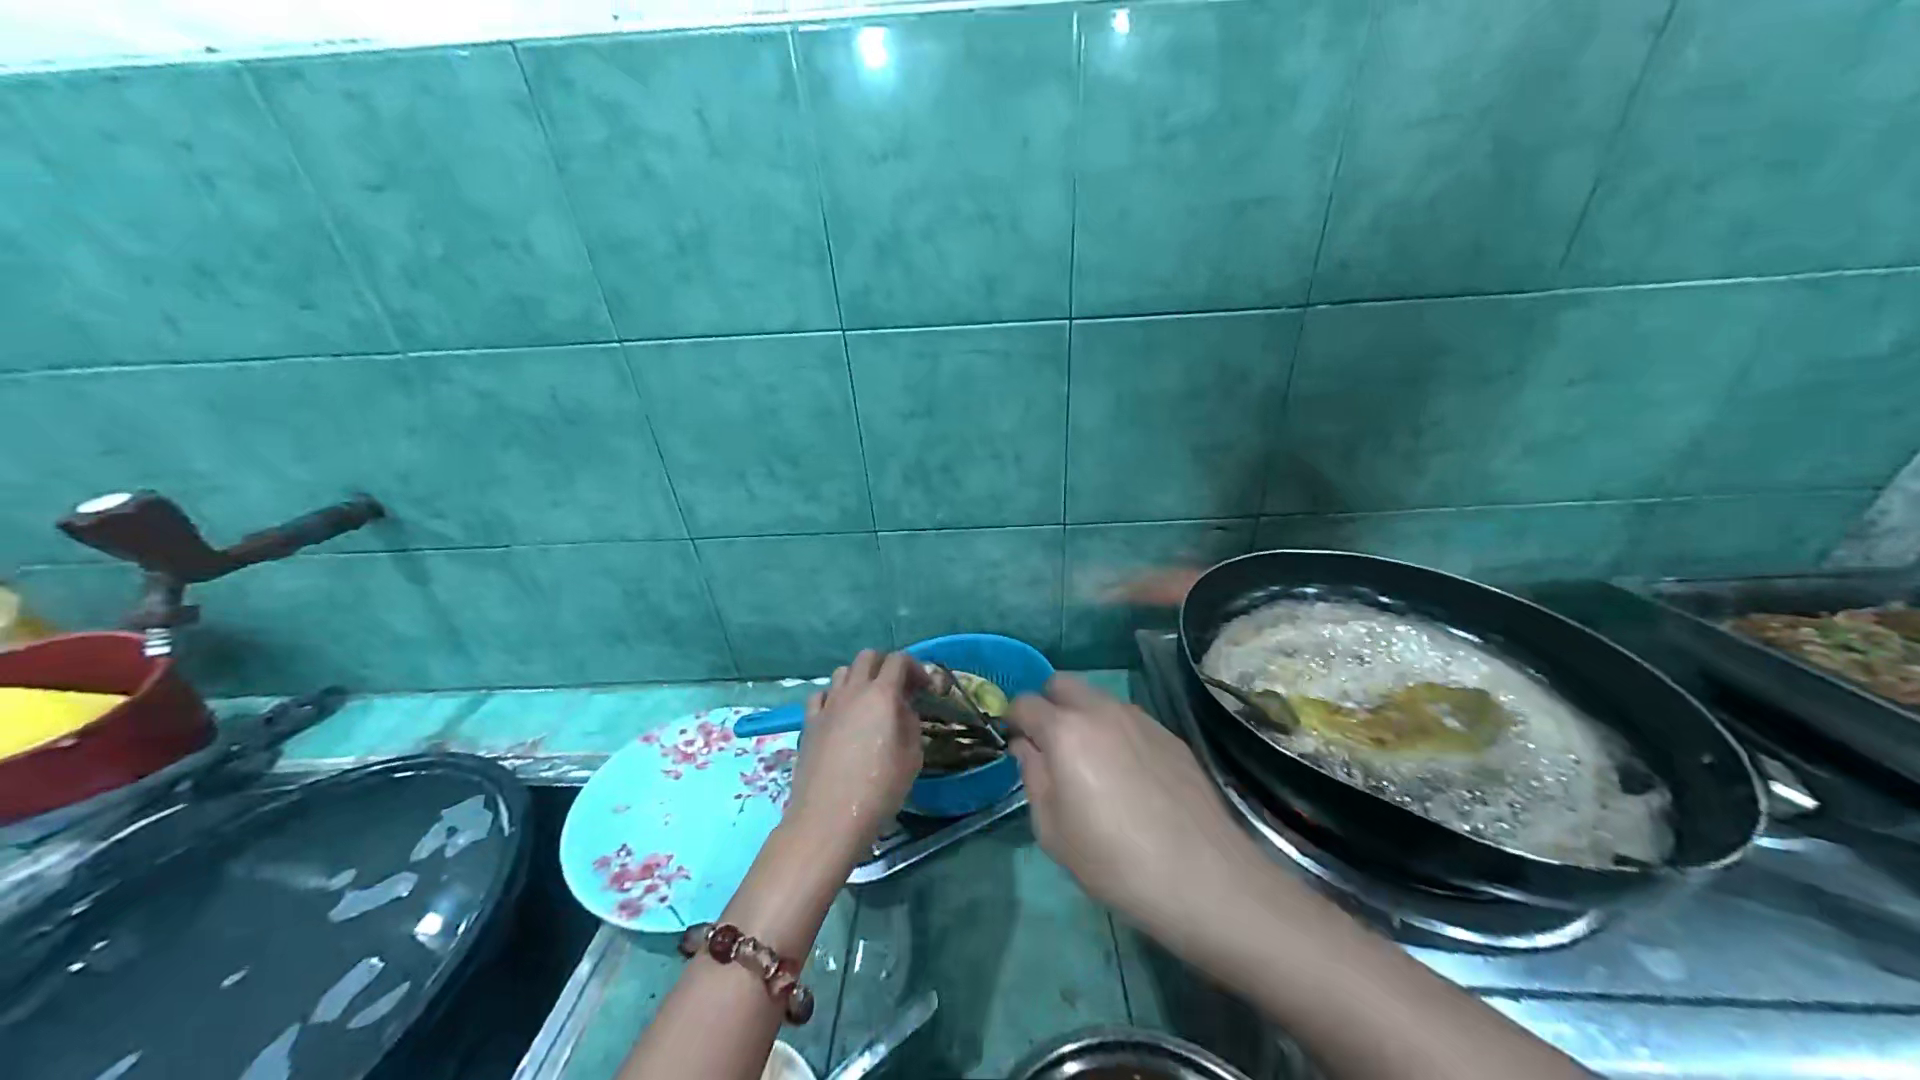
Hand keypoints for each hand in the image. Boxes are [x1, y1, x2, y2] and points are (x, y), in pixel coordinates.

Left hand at [784, 650, 925, 864]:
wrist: (829, 816)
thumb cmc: (879, 789)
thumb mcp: (912, 757)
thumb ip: (910, 723)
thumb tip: (902, 709)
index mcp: (882, 695)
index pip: (898, 660)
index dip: (915, 667)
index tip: (924, 687)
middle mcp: (852, 691)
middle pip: (867, 657)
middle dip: (886, 665)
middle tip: (898, 689)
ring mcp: (827, 705)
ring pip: (842, 672)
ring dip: (859, 678)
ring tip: (869, 703)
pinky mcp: (809, 722)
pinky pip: (821, 695)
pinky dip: (834, 697)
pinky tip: (841, 715)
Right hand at [1008, 674, 1258, 932]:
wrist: (1203, 877)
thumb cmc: (1113, 860)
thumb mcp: (1052, 829)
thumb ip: (1032, 776)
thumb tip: (1027, 746)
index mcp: (1066, 731)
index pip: (1025, 702)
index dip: (1014, 721)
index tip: (1017, 746)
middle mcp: (1102, 711)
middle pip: (1062, 684)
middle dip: (1048, 706)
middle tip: (1051, 748)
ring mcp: (1140, 719)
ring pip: (1098, 699)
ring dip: (1083, 717)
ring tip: (1093, 764)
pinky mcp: (1170, 735)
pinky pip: (1129, 719)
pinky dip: (1116, 733)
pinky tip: (1130, 776)